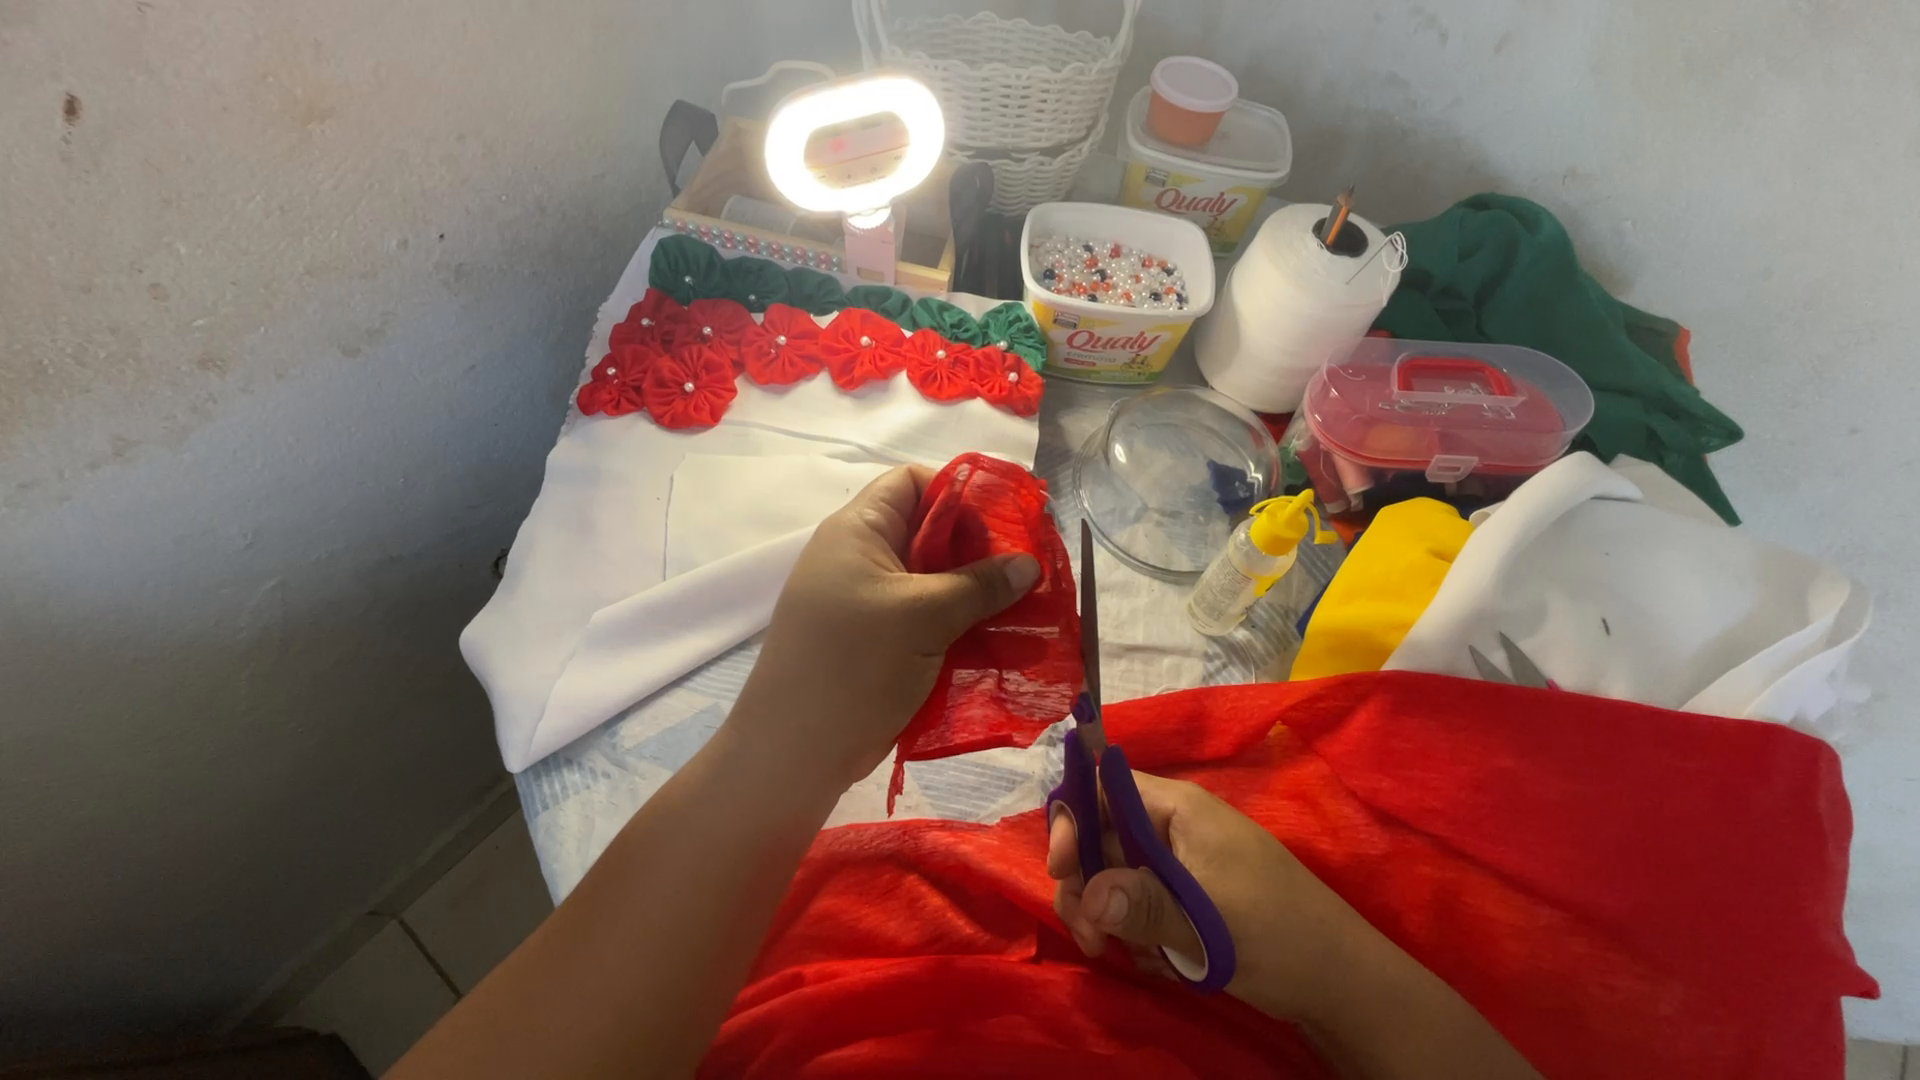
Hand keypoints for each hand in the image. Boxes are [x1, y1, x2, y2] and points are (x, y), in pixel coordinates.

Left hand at [728, 465, 1040, 791]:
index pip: (911, 482)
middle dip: (978, 550)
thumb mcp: (923, 616)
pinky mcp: (877, 642)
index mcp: (857, 531)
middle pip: (927, 533)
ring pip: (931, 581)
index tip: (1004, 526)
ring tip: (1020, 610)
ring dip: (973, 594)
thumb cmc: (854, 664)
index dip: (958, 493)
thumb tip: (1030, 564)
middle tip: (1023, 574)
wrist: (796, 751)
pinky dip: (957, 625)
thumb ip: (980, 584)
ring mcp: (867, 603)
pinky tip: (994, 640)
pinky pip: (925, 618)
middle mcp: (860, 558)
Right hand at [1048, 770, 1386, 1022]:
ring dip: (1104, 912)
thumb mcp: (1209, 922)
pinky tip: (1152, 958)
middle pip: (1100, 834)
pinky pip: (1137, 899)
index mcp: (1178, 808)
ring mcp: (1177, 861)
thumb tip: (1088, 898)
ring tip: (1113, 953)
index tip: (1060, 869)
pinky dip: (1132, 928)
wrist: (1339, 981)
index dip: (1072, 818)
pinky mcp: (1183, 894)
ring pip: (1114, 872)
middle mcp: (1171, 826)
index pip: (1103, 787)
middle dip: (1085, 882)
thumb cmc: (1277, 933)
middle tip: (1089, 936)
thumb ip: (1145, 905)